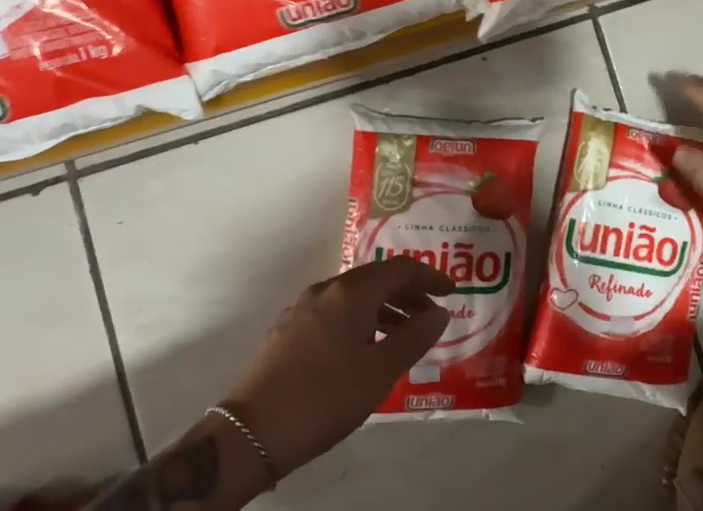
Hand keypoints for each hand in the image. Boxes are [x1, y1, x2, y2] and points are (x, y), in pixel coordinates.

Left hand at [223, 257, 452, 476]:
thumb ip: (415, 337)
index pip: (399, 269)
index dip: (429, 277)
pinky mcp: (286, 332)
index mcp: (350, 293)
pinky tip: (364, 350)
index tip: (451, 293)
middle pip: (375, 280)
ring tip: (403, 337)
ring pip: (353, 298)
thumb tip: (439, 313)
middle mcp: (325, 291)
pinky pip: (334, 313)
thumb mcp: (380, 372)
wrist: (251, 434)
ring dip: (383, 309)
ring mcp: (301, 310)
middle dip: (407, 294)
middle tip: (431, 316)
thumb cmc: (324, 399)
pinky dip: (359, 321)